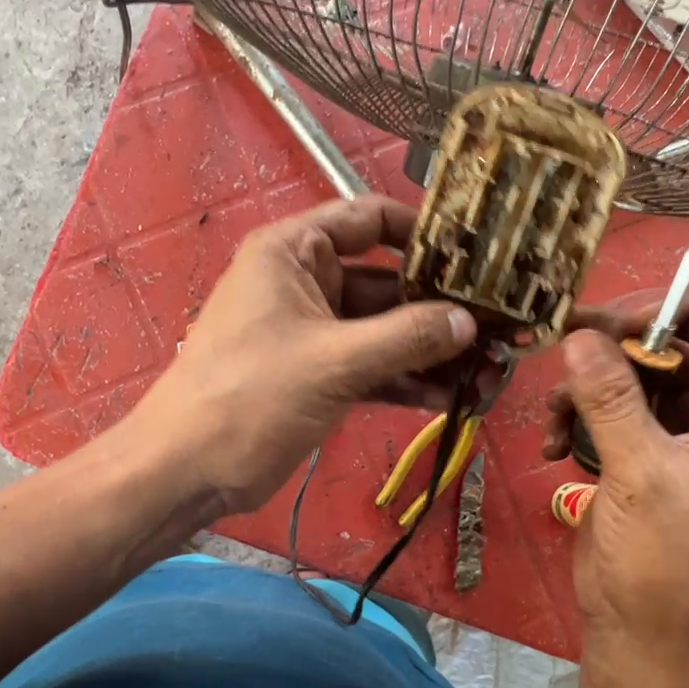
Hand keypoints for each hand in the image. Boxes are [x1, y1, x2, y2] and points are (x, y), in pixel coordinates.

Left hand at [127, 196, 478, 514]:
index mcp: (295, 252)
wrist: (188, 468)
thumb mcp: (334, 361)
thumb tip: (469, 322)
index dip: (425, 232)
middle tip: (501, 329)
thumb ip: (406, 337)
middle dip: (442, 310)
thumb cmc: (250, 395)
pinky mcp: (319, 377)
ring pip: (386, 332)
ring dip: (433, 353)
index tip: (479, 252)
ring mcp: (314, 333)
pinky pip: (374, 368)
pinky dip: (408, 382)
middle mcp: (307, 283)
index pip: (369, 219)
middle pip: (388, 283)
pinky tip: (454, 398)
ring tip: (490, 374)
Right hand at [542, 300, 688, 671]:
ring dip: (585, 392)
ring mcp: (673, 440)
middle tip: (560, 348)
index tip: (610, 320)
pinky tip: (552, 449)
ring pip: (629, 383)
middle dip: (612, 353)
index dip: (671, 313)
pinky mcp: (637, 461)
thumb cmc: (664, 561)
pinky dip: (577, 423)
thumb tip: (579, 336)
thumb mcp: (640, 473)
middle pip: (668, 352)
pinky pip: (607, 416)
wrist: (644, 637)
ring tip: (552, 421)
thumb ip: (610, 399)